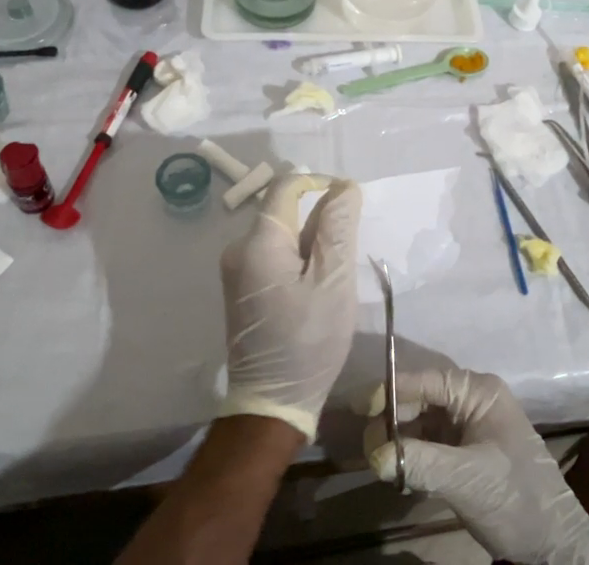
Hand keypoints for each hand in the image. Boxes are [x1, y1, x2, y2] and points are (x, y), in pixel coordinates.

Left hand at [218, 174, 363, 440]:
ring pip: (280, 235)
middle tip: (348, 253)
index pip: (286, 186)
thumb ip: (338, 227)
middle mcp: (239, 249)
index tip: (351, 203)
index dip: (321, 183)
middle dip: (319, 219)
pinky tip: (316, 287)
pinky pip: (273, 256)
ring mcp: (237, 272)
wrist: (271, 403)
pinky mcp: (243, 290)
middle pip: (283, 211)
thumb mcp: (333, 281)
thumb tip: (343, 187)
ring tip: (336, 274)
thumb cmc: (307, 341)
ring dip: (311, 241)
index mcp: (258, 242)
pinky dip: (299, 259)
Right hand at [370, 368, 588, 564]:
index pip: (426, 380)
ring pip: (420, 422)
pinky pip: (426, 444)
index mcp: (479, 392)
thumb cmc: (514, 497)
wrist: (551, 542)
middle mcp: (472, 401)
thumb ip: (418, 461)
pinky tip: (394, 471)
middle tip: (365, 444)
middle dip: (390, 418)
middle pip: (419, 399)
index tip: (357, 406)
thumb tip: (373, 454)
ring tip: (375, 460)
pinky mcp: (463, 453)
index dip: (390, 391)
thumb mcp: (465, 477)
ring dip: (397, 439)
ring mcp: (467, 427)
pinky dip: (408, 455)